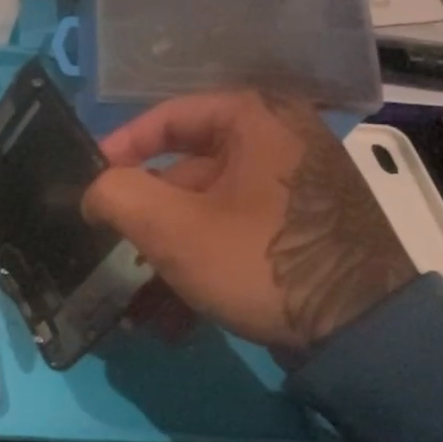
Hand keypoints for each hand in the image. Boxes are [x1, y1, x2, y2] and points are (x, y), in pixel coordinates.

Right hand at [82, 91, 414, 352]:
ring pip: (203, 215)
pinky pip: (229, 241)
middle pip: (183, 173)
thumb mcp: (174, 228)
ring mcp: (291, 192)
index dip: (119, 150)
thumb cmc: (257, 260)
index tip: (86, 188)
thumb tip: (94, 191)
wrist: (356, 325)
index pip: (168, 117)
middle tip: (105, 252)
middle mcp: (278, 145)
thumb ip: (119, 196)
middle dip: (140, 222)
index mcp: (256, 122)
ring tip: (134, 306)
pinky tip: (171, 321)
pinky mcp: (296, 234)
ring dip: (162, 259)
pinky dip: (196, 272)